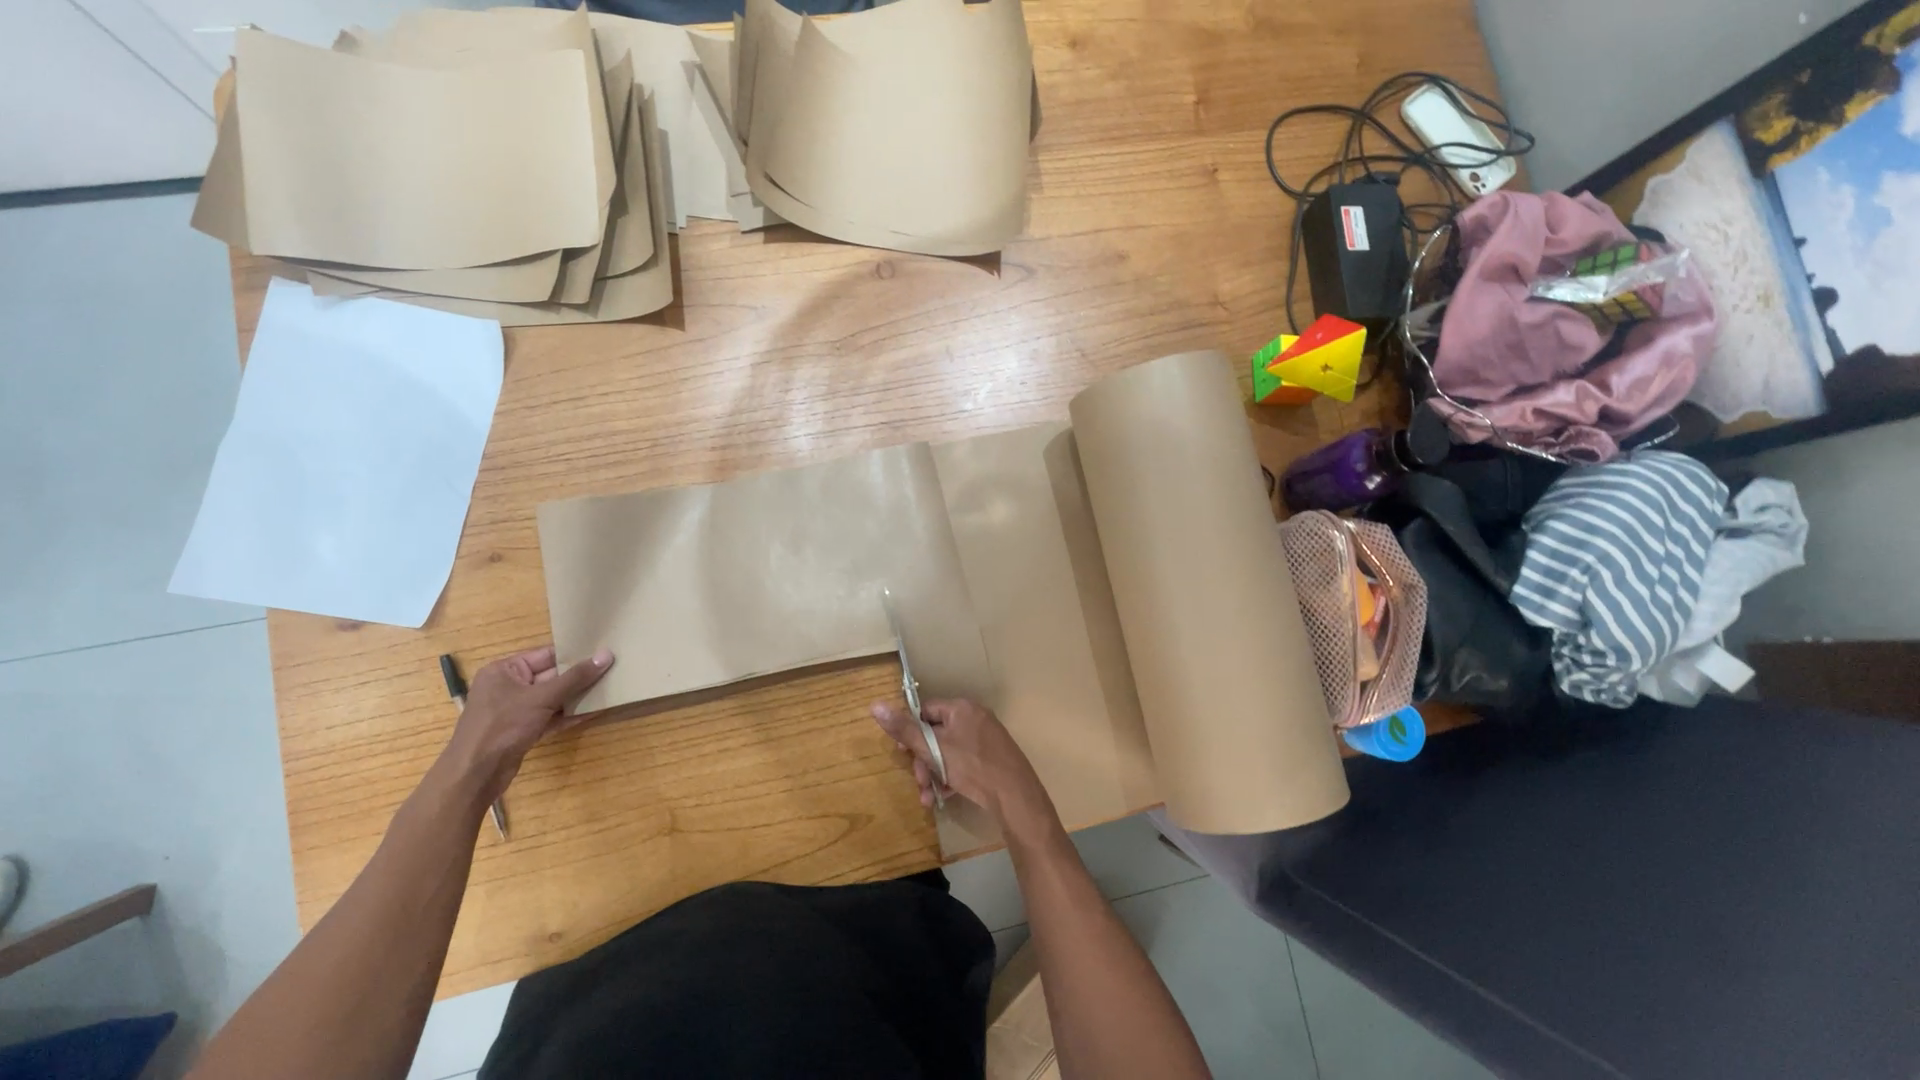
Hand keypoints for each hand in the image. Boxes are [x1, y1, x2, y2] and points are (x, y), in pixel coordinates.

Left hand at [441, 646, 612, 801]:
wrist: (476, 773)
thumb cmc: (503, 726)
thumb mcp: (541, 698)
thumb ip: (575, 678)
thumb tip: (606, 655)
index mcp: (504, 670)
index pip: (545, 655)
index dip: (573, 653)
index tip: (602, 651)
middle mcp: (508, 686)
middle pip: (551, 677)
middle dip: (579, 677)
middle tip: (612, 669)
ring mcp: (516, 710)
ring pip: (552, 698)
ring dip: (577, 696)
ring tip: (609, 688)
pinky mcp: (523, 730)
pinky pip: (550, 717)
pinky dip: (569, 715)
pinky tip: (594, 711)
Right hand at [871, 698, 1055, 830]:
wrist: (1014, 795)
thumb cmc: (972, 766)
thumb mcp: (933, 749)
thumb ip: (904, 729)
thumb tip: (874, 704)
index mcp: (961, 708)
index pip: (926, 710)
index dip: (910, 730)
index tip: (902, 751)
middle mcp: (975, 718)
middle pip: (936, 734)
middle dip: (922, 760)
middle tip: (917, 780)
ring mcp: (986, 739)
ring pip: (949, 752)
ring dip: (933, 773)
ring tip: (927, 796)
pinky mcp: (992, 758)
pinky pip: (964, 763)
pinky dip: (951, 777)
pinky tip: (943, 796)